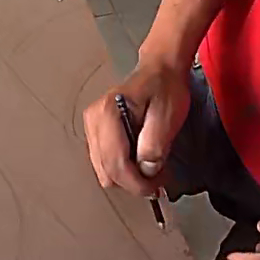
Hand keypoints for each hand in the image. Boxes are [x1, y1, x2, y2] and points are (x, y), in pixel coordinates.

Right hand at [82, 56, 189, 197]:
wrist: (159, 71)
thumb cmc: (164, 89)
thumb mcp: (167, 116)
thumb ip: (154, 145)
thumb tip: (145, 170)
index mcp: (108, 114)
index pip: (115, 163)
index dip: (135, 183)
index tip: (156, 189)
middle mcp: (93, 121)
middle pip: (106, 172)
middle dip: (132, 181)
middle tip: (157, 177)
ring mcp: (91, 127)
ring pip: (104, 171)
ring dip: (127, 176)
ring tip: (150, 167)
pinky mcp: (95, 132)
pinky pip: (105, 162)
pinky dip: (122, 168)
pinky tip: (139, 159)